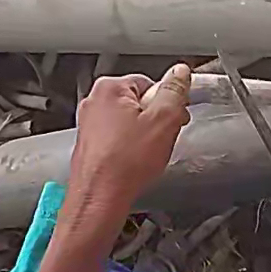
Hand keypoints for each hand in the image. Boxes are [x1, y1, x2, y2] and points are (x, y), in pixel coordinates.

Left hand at [67, 63, 192, 211]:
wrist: (99, 198)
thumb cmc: (124, 164)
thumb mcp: (163, 121)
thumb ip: (174, 92)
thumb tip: (180, 73)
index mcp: (110, 88)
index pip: (150, 83)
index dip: (168, 103)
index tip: (175, 118)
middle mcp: (95, 102)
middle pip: (139, 102)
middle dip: (155, 121)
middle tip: (162, 139)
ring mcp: (89, 125)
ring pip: (129, 123)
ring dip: (143, 137)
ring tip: (146, 155)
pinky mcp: (90, 145)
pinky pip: (118, 140)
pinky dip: (129, 150)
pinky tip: (135, 164)